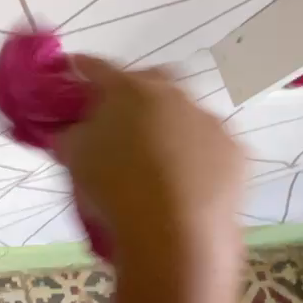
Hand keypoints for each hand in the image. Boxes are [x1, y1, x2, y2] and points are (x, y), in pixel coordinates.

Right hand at [54, 57, 242, 264]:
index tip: (67, 71)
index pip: (96, 67)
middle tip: (112, 117)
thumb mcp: (73, 160)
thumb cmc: (112, 190)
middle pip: (149, 80)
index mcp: (128, 91)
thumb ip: (68, 135)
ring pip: (180, 113)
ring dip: (162, 125)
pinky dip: (188, 152)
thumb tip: (67, 128)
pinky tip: (173, 179)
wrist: (175, 234)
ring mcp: (211, 121)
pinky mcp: (235, 150)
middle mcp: (174, 95)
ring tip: (144, 158)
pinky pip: (204, 142)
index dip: (78, 68)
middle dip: (130, 92)